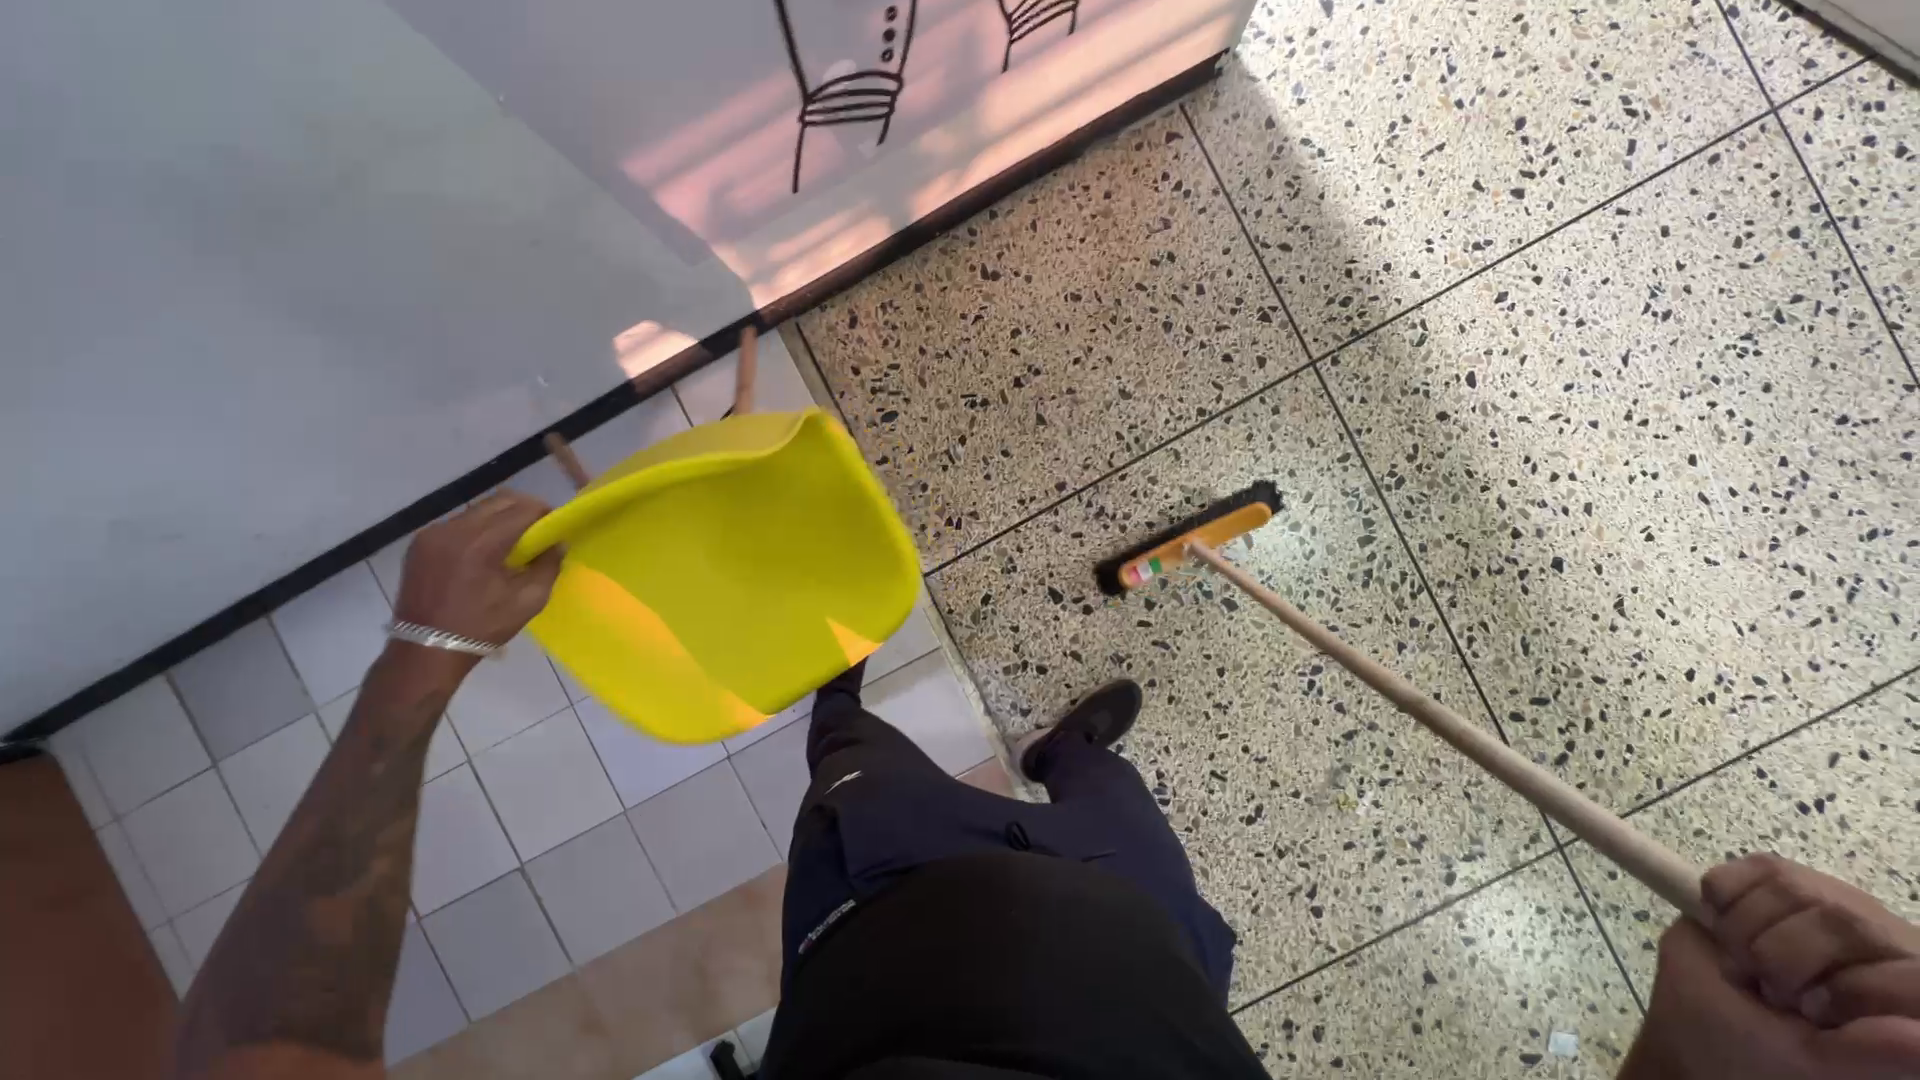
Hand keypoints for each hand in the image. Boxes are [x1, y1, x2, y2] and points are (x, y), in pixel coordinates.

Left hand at [391, 491, 562, 646]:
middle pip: (499, 500)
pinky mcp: (420, 543)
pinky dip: (477, 529)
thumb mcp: (528, 601)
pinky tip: (483, 552)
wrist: (425, 649)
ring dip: (500, 517)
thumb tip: (557, 543)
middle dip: (524, 509)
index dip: (544, 513)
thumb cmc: (481, 627)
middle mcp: (454, 530)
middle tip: (537, 530)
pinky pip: (458, 523)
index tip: (555, 526)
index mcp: (481, 544)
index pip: (522, 509)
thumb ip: (548, 566)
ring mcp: (432, 534)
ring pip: (478, 509)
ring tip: (510, 542)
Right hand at [1703, 854, 1919, 1036]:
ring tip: (1741, 962)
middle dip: (1776, 955)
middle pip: (1838, 919)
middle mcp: (1885, 942)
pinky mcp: (1776, 876)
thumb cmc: (1759, 1050)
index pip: (1908, 974)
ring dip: (1739, 929)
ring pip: (1788, 886)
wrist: (1698, 1014)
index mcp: (1910, 996)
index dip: (1850, 988)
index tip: (1808, 1015)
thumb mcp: (1816, 1063)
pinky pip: (1750, 867)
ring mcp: (1830, 901)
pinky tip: (1723, 924)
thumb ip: (1874, 1054)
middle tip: (1765, 989)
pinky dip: (1720, 898)